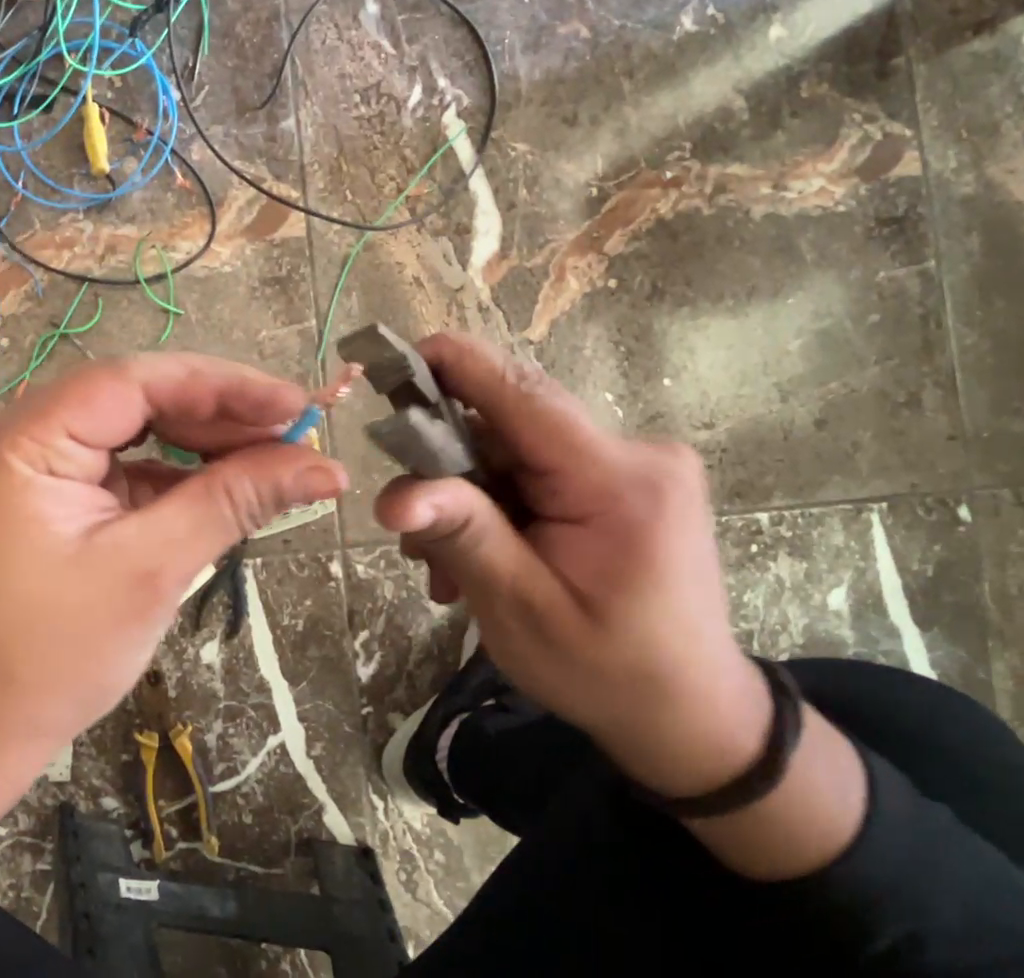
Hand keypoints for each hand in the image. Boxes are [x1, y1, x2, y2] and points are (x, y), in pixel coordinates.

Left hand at [0, 353, 347, 838]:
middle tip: (296, 437)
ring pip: (132, 429)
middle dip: (217, 414)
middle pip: (133, 398)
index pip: (132, 381)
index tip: (294, 405)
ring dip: (201, 443)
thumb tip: (324, 465)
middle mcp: (21, 437)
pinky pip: (120, 465)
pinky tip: (226, 486)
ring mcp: (32, 466)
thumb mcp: (152, 570)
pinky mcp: (49, 496)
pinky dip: (173, 475)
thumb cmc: (58, 654)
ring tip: (274, 460)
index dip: (221, 384)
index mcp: (24, 441)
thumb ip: (233, 502)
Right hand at [372, 333, 768, 798]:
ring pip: (510, 453)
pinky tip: (480, 561)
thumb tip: (389, 498)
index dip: (453, 366)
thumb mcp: (520, 608)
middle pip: (506, 427)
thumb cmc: (606, 670)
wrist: (689, 716)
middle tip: (413, 539)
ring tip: (447, 571)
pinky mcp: (620, 482)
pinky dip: (494, 509)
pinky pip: (532, 473)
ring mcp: (630, 466)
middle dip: (445, 473)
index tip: (386, 360)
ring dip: (465, 501)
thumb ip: (462, 537)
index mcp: (618, 480)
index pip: (522, 395)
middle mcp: (633, 454)